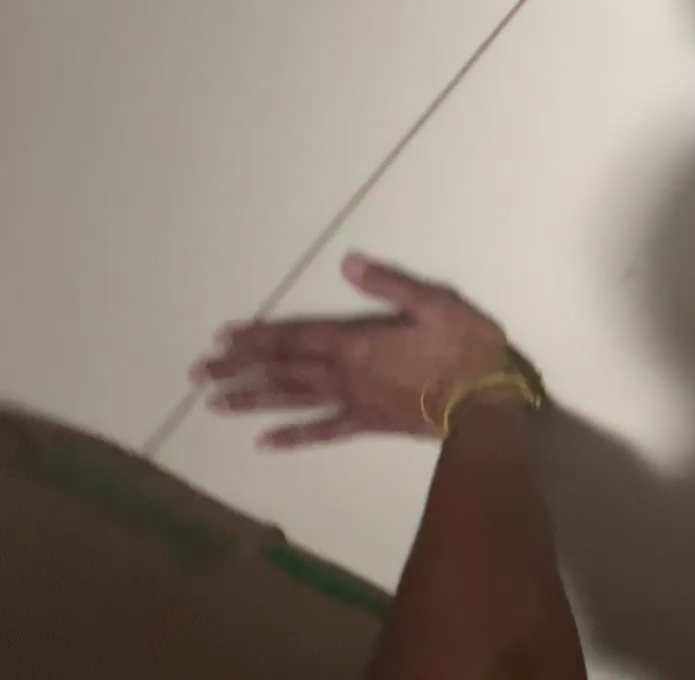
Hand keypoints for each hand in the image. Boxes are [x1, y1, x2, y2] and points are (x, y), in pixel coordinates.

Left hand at [193, 254, 510, 447]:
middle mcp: (344, 373)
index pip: (298, 337)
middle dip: (241, 368)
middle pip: (284, 369)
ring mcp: (353, 401)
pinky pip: (323, 431)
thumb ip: (392, 285)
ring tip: (213, 404)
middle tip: (199, 373)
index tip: (221, 338)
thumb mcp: (438, 304)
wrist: (483, 400)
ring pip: (293, 400)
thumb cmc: (465, 347)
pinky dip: (293, 436)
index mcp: (358, 341)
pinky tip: (264, 443)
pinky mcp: (368, 424)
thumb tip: (347, 264)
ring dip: (253, 399)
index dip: (260, 336)